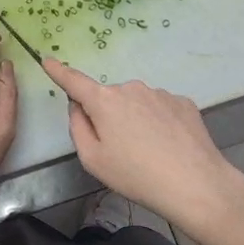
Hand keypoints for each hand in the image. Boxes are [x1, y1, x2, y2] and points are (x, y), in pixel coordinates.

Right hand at [41, 58, 243, 227]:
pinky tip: (169, 146)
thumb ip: (78, 127)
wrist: (195, 184)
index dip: (59, 71)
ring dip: (136, 119)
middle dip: (109, 116)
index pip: (74, 81)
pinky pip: (160, 109)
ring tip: (150, 152)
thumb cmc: (135, 175)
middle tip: (120, 150)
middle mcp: (131, 88)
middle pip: (109, 98)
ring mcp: (160, 93)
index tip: (48, 60)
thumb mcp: (92, 159)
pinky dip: (159, 123)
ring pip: (137, 103)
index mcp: (104, 100)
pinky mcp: (184, 102)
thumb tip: (79, 106)